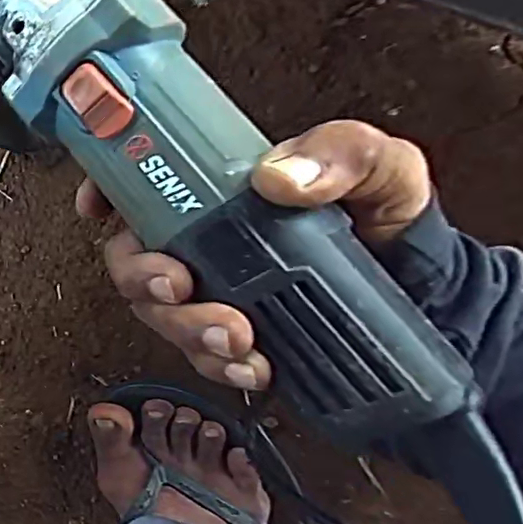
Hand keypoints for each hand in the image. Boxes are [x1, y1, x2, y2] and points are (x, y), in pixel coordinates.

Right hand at [77, 120, 433, 389]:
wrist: (427, 303)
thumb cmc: (391, 224)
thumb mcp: (383, 171)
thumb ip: (343, 155)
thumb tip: (278, 178)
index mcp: (220, 194)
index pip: (142, 183)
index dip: (104, 191)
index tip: (95, 207)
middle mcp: (201, 243)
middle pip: (131, 257)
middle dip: (142, 277)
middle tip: (180, 285)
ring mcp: (210, 293)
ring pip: (156, 312)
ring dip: (185, 327)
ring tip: (237, 338)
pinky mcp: (227, 338)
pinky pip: (196, 356)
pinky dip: (218, 365)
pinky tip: (254, 368)